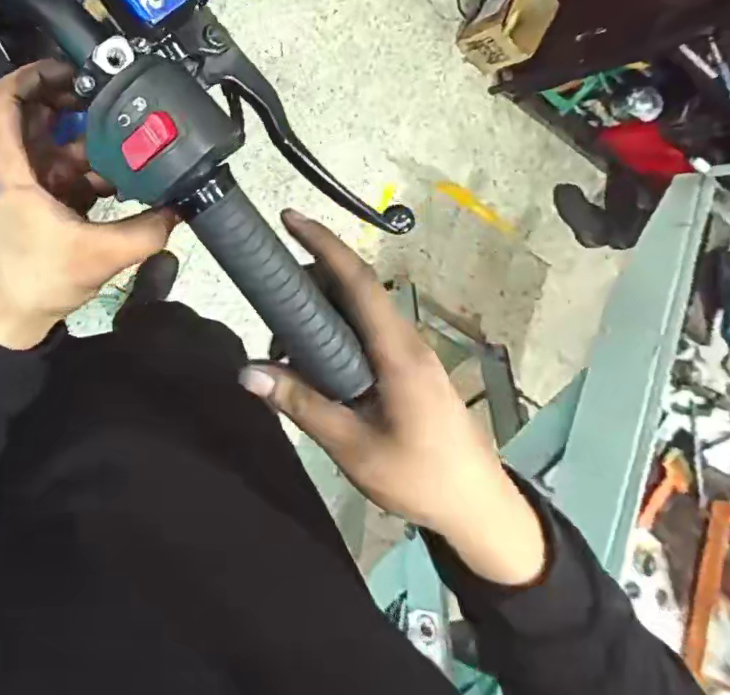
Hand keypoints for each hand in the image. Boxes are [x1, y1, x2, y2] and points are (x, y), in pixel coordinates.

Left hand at [0, 60, 177, 349]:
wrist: (18, 316)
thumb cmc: (40, 279)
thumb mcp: (100, 253)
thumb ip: (146, 231)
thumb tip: (180, 209)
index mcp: (13, 167)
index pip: (5, 98)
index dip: (35, 73)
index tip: (74, 71)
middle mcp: (17, 165)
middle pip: (34, 110)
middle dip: (71, 96)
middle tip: (109, 92)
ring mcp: (32, 180)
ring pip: (59, 139)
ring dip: (91, 135)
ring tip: (129, 133)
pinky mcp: (46, 196)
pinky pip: (72, 166)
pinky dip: (95, 164)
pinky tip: (125, 171)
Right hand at [238, 211, 547, 586]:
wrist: (481, 510)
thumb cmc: (421, 478)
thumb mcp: (354, 447)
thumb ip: (302, 405)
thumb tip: (247, 372)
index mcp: (396, 351)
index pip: (357, 281)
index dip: (323, 244)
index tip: (291, 219)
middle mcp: (406, 340)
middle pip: (353, 288)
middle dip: (309, 282)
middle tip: (270, 306)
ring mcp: (411, 352)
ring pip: (359, 310)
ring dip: (319, 311)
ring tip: (285, 345)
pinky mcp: (410, 367)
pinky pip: (366, 331)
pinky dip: (334, 331)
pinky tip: (313, 363)